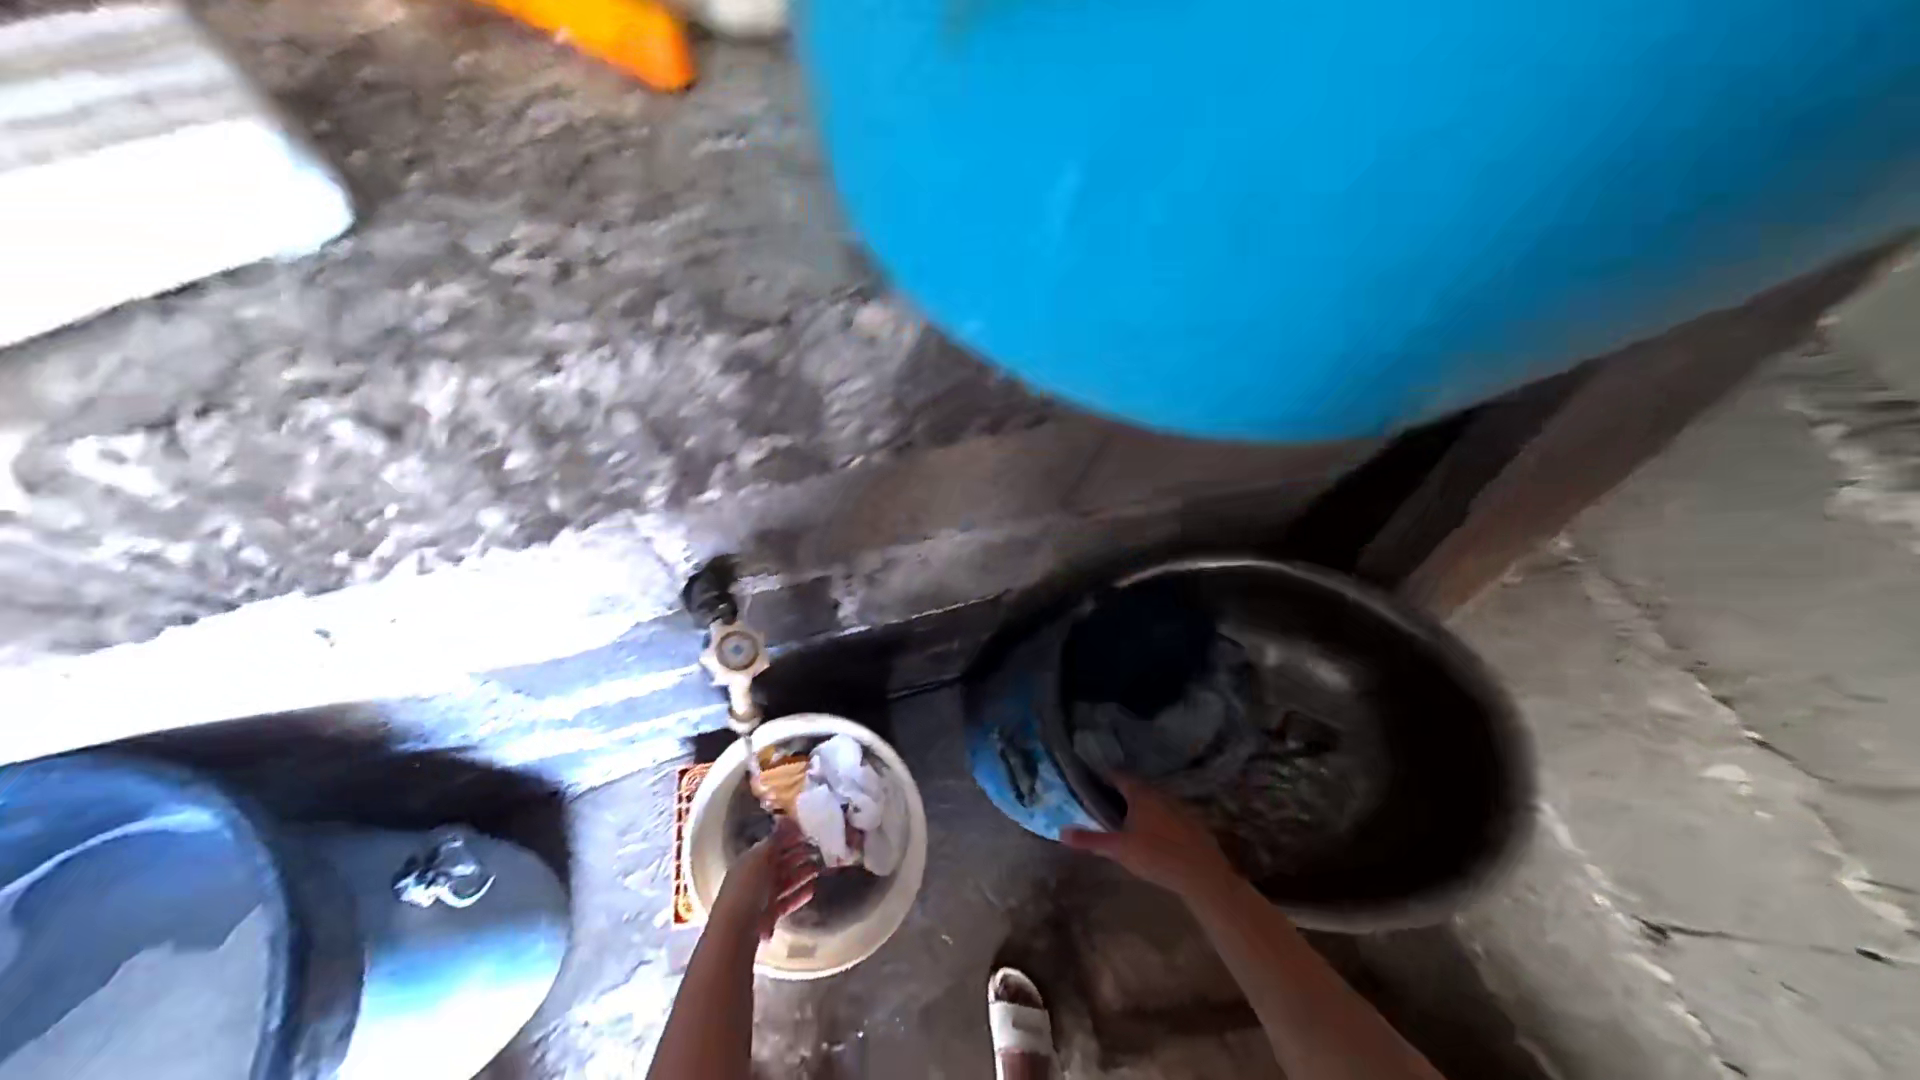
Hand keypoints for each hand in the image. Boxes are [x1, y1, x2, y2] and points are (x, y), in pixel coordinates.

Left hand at [715, 816, 819, 939]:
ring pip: (785, 882)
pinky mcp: (769, 916)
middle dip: (799, 856)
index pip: (772, 845)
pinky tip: (813, 889)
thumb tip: (786, 817)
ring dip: (802, 874)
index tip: (809, 832)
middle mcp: (755, 877)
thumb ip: (775, 839)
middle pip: (780, 864)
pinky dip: (799, 895)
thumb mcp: (760, 858)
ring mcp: (761, 898)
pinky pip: (787, 902)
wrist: (735, 931)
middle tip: (820, 849)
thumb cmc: (747, 888)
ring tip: (820, 868)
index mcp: (749, 861)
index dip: (789, 838)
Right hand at [1062, 774, 1237, 899]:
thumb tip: (1062, 832)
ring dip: (1141, 807)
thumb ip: (1090, 841)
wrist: (1203, 875)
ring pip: (1154, 801)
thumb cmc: (1156, 856)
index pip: (1118, 775)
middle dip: (1121, 794)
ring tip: (1128, 821)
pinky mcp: (1193, 823)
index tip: (1092, 784)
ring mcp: (1179, 807)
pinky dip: (1158, 819)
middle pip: (1137, 787)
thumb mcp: (1119, 849)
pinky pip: (1169, 814)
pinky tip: (1154, 837)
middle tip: (1106, 805)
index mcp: (1141, 794)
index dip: (1104, 777)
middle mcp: (1161, 794)